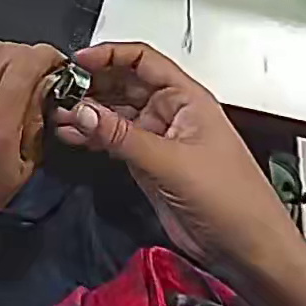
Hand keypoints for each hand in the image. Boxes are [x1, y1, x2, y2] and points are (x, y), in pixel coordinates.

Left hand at [0, 40, 65, 228]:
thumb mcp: (26, 164)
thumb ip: (38, 119)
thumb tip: (49, 83)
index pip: (24, 66)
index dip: (47, 56)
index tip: (61, 64)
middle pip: (7, 51)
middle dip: (33, 53)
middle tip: (46, 68)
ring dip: (12, 51)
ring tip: (25, 69)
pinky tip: (0, 70)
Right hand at [53, 41, 302, 270]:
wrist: (247, 251)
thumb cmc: (234, 201)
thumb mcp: (172, 162)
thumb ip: (122, 136)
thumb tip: (82, 111)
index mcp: (186, 98)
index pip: (142, 60)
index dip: (110, 54)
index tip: (79, 62)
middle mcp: (169, 112)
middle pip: (122, 83)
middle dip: (91, 84)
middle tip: (61, 90)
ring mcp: (156, 136)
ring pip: (113, 112)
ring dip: (86, 111)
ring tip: (58, 113)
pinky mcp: (146, 161)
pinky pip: (111, 138)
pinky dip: (90, 135)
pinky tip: (71, 135)